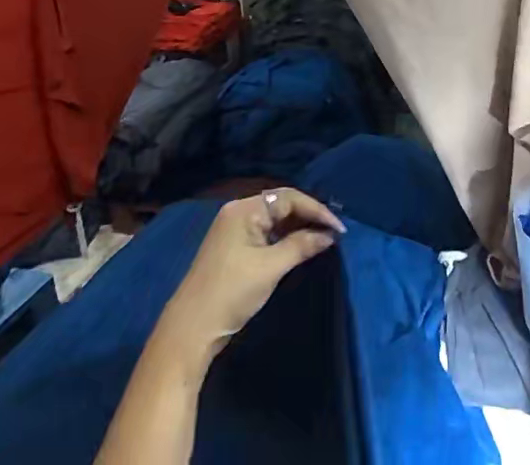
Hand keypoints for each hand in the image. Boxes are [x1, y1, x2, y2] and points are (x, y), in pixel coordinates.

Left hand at [168, 188, 345, 354]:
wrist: (190, 331)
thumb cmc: (231, 293)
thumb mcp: (271, 268)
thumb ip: (302, 245)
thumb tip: (330, 235)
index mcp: (244, 209)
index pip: (289, 198)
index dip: (317, 210)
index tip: (339, 228)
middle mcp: (238, 212)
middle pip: (282, 204)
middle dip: (310, 216)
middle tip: (334, 231)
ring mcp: (234, 229)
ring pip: (275, 219)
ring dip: (299, 227)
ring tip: (323, 237)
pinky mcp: (234, 246)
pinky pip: (267, 232)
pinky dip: (286, 237)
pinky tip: (302, 245)